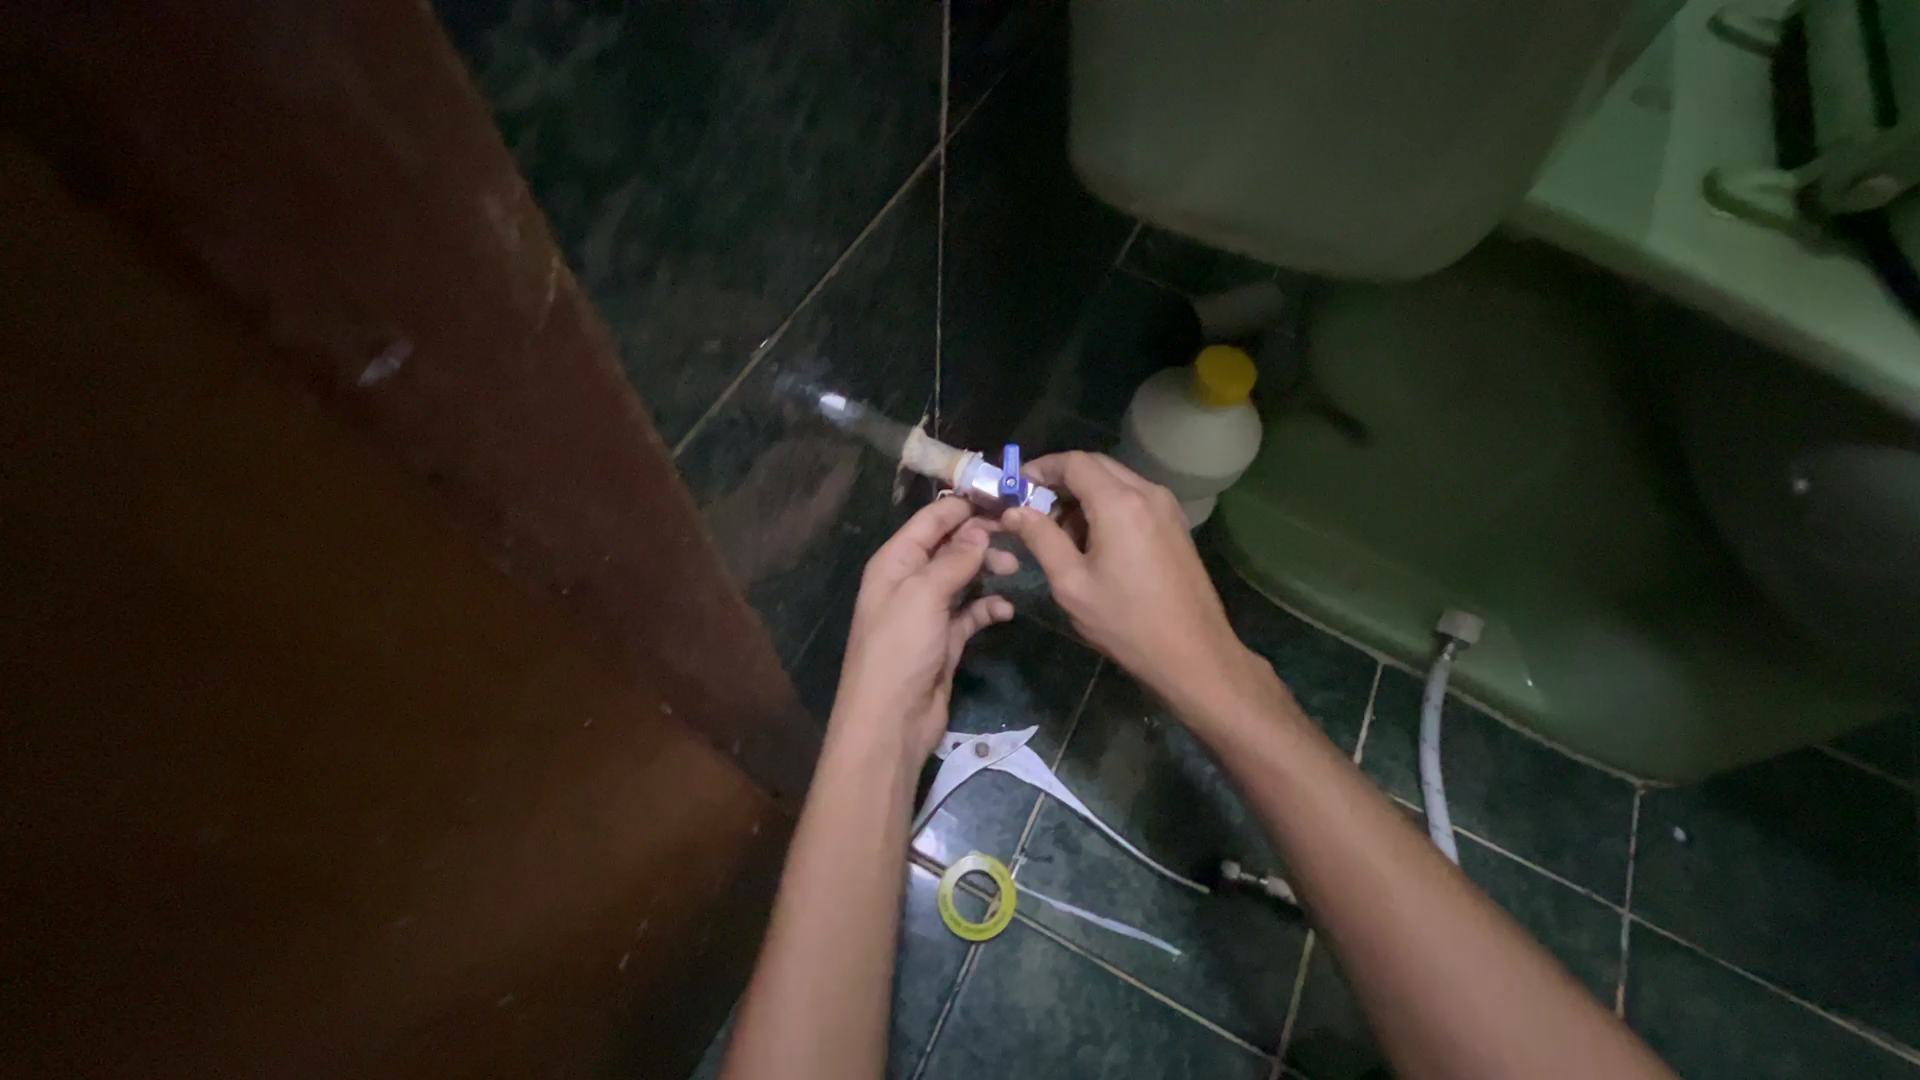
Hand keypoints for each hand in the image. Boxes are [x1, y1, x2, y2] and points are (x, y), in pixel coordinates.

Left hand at [830, 497, 1017, 766]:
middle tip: (1017, 534)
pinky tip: (1005, 611)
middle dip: (981, 537)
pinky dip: (988, 607)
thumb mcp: (924, 595)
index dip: (963, 505)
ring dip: (988, 570)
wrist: (891, 722)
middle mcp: (909, 581)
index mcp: (895, 562)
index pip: (930, 520)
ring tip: (1014, 570)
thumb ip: (953, 559)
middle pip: (949, 546)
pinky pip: (971, 613)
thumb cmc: (899, 649)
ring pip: (963, 577)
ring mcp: (928, 612)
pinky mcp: (945, 640)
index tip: (1002, 493)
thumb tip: (979, 531)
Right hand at [1001, 452, 1276, 715]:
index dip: (1040, 468)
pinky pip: (1133, 499)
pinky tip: (1092, 542)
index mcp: (1120, 503)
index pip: (1073, 462)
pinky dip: (1107, 507)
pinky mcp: (1175, 525)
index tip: (1015, 488)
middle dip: (1060, 481)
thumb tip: (1013, 511)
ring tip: (1059, 533)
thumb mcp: (1071, 583)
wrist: (1192, 653)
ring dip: (1083, 495)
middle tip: (1032, 510)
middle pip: (1096, 466)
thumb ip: (1040, 538)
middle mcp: (1147, 493)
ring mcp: (1167, 507)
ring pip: (1115, 481)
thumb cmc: (1125, 622)